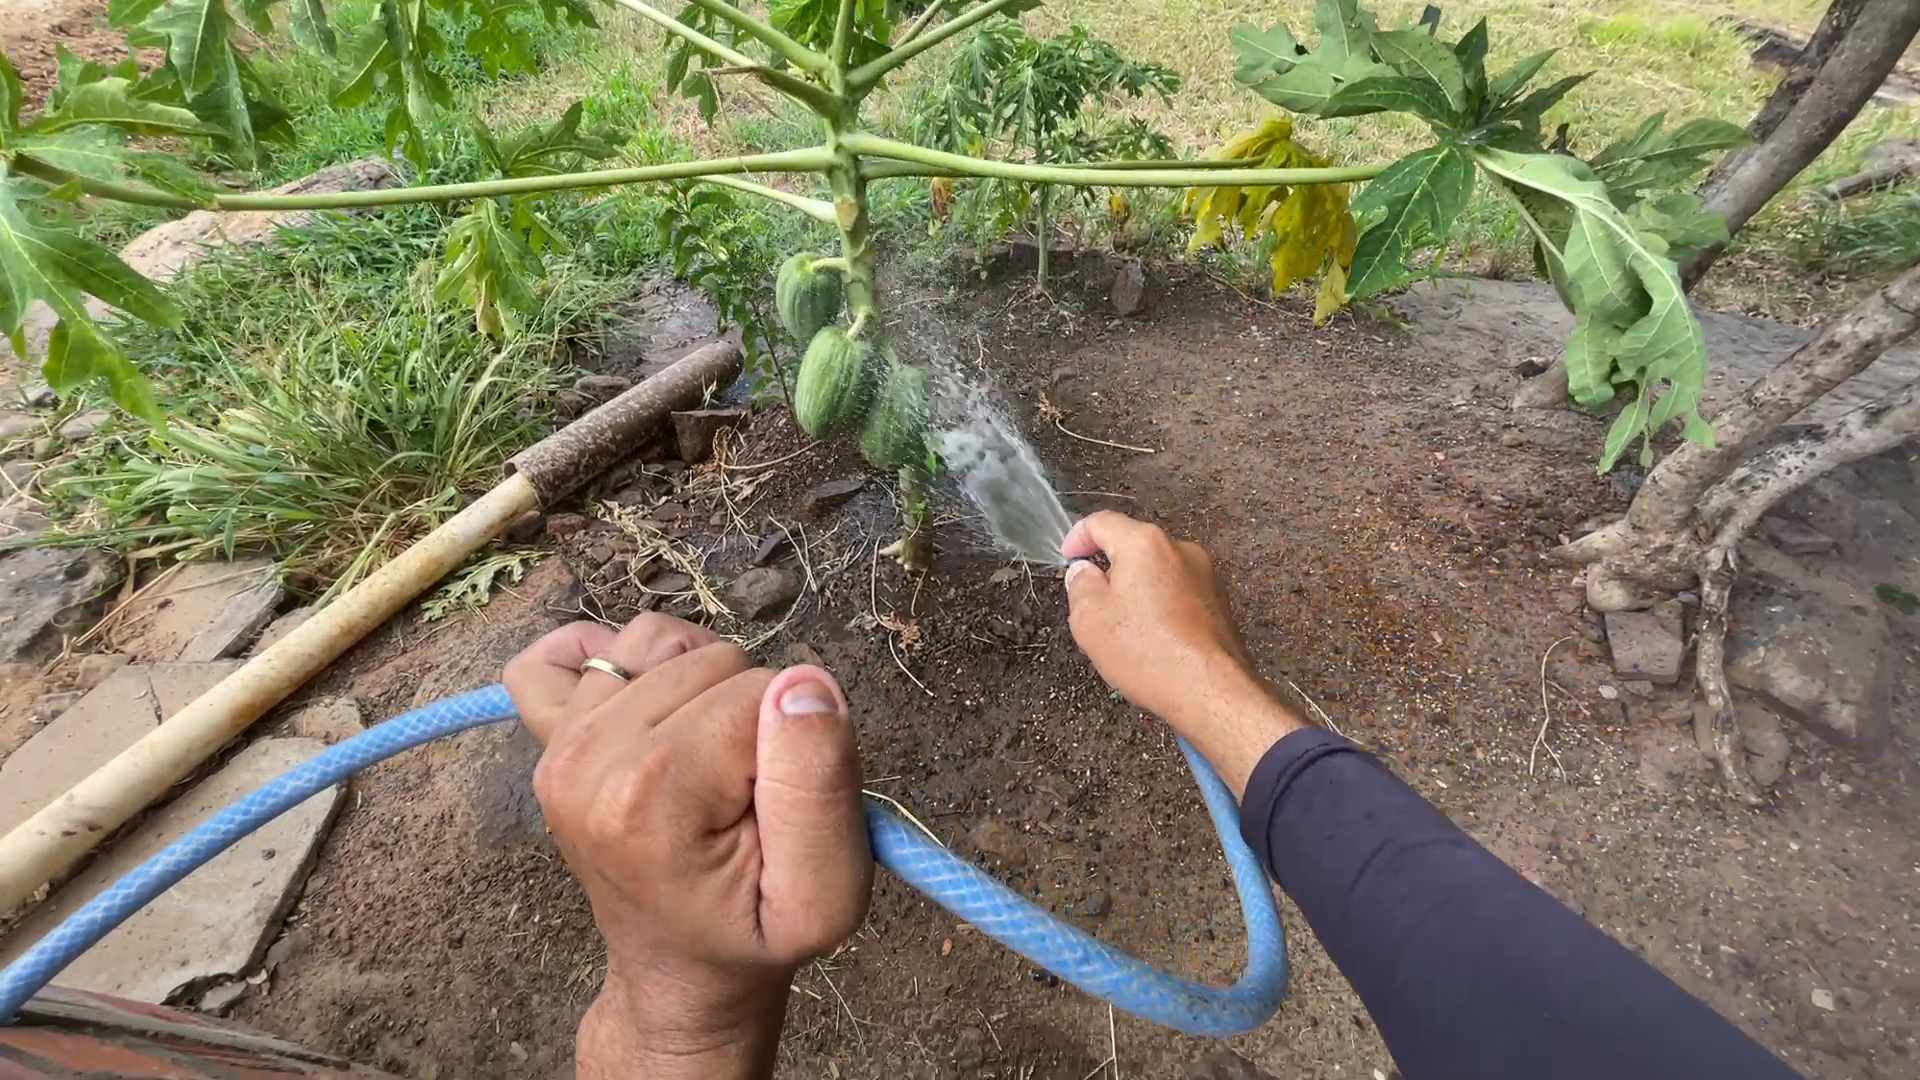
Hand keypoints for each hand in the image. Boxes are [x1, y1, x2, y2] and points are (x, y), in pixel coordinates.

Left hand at [503, 615, 871, 1078]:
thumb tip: (801, 681)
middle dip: (756, 708)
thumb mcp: (826, 892)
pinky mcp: (550, 733)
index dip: (796, 734)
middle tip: (754, 782)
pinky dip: (620, 659)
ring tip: (718, 749)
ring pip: (668, 641)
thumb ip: (821, 787)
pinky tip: (649, 702)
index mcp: (651, 793)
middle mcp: (589, 754)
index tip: (782, 797)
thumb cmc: (757, 931)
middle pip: (716, 661)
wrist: (684, 968)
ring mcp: (561, 740)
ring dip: (708, 682)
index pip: (763, 691)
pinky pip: (571, 650)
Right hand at [1062, 512, 1307, 793]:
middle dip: (1107, 565)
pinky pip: (1177, 590)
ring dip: (1134, 586)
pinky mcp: (1219, 600)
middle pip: (1132, 544)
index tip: (1067, 559)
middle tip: (1089, 598)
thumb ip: (1080, 585)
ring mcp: (1205, 574)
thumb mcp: (1090, 619)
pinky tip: (1152, 637)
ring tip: (1121, 625)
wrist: (1212, 691)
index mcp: (1144, 543)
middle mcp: (1179, 548)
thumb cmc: (1145, 651)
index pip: (1102, 521)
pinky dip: (1158, 603)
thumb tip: (1085, 571)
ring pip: (1156, 569)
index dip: (1077, 537)